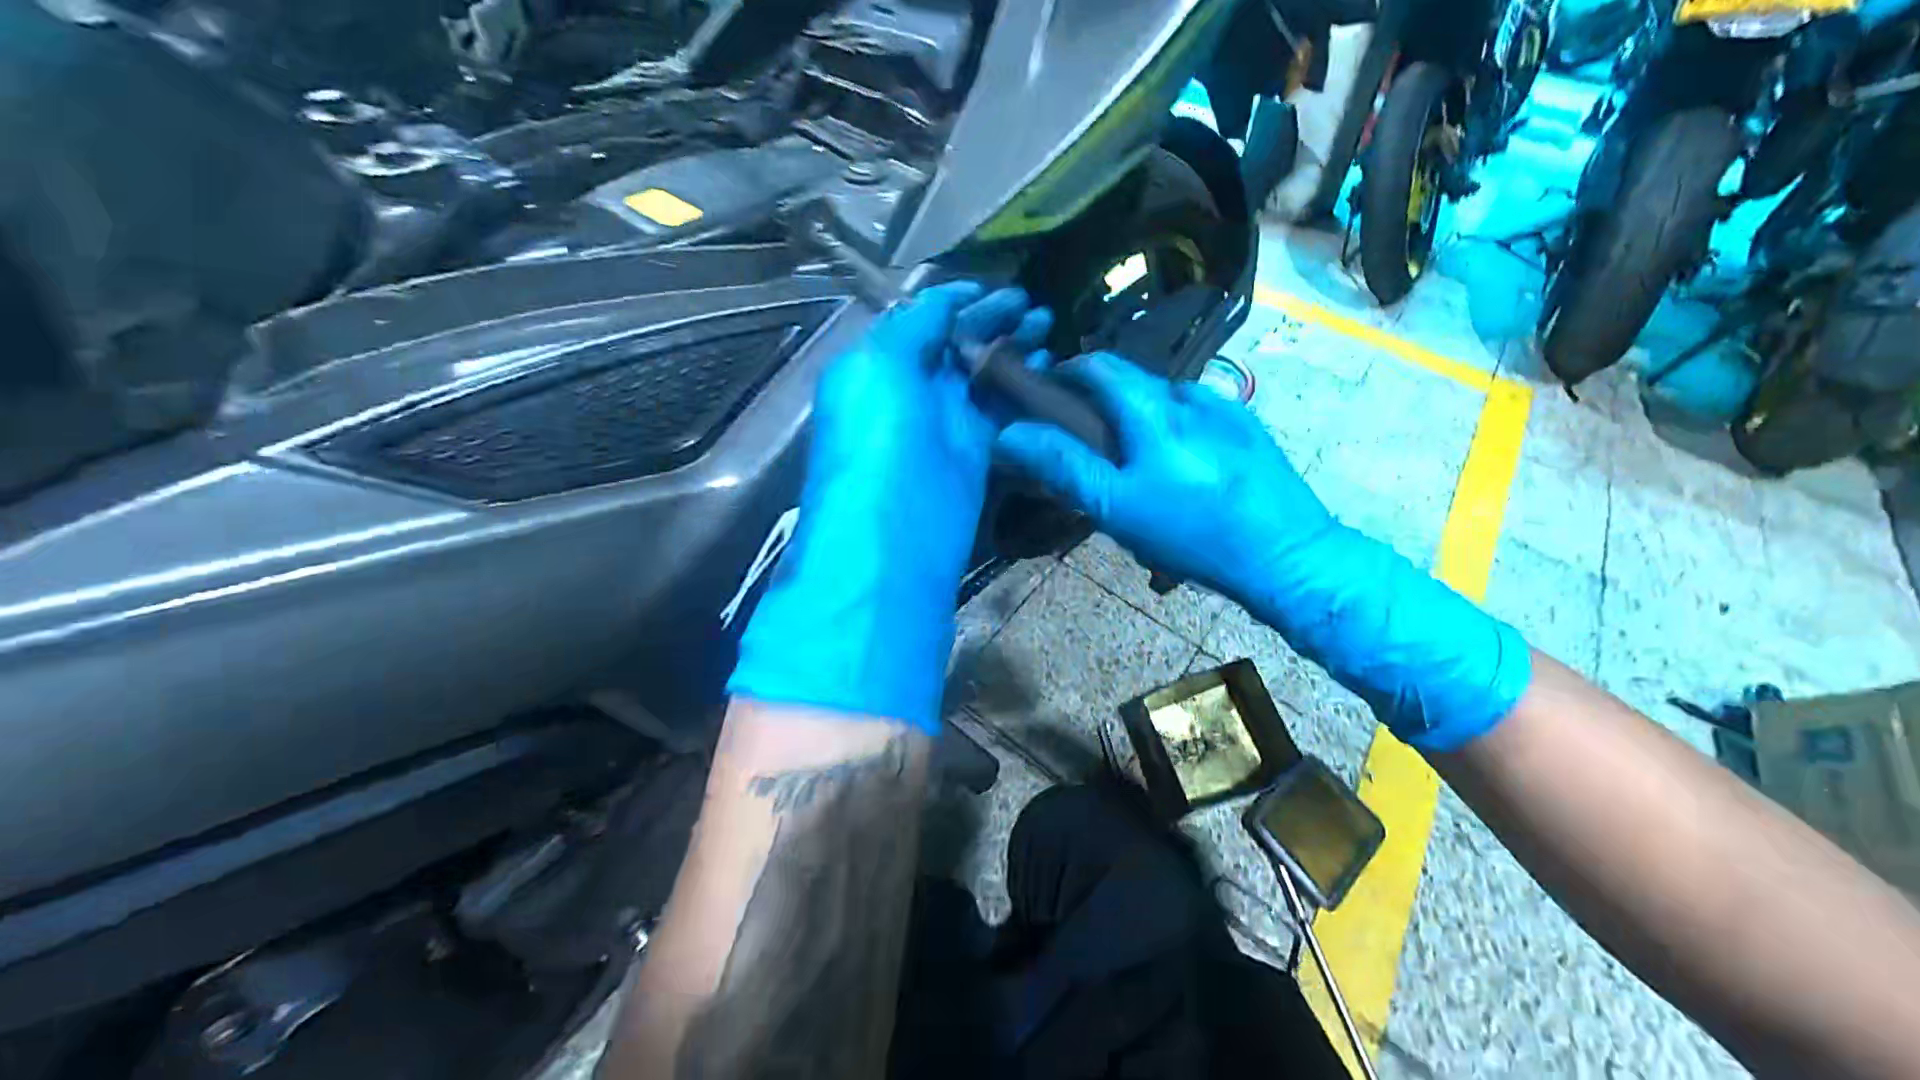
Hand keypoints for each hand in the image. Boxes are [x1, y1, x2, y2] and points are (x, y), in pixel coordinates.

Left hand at [729, 283, 1051, 733]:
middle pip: (958, 345)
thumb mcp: (881, 367)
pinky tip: (1047, 368)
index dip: (958, 300)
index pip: (922, 321)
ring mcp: (943, 424)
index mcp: (878, 366)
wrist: (891, 537)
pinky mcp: (973, 453)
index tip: (995, 288)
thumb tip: (945, 302)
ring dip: (1014, 349)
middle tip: (1036, 306)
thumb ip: (914, 328)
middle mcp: (910, 391)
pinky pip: (999, 410)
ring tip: (1049, 325)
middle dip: (994, 320)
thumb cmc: (876, 441)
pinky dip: (1021, 388)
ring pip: (983, 375)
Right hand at [996, 353, 1530, 751]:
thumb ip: (1063, 464)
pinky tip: (1177, 483)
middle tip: (1085, 451)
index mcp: (1154, 408)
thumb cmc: (1194, 533)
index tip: (1046, 399)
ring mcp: (1226, 412)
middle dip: (1100, 409)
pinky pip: (1195, 425)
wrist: (1291, 557)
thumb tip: (1011, 433)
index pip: (1098, 366)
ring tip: (1134, 476)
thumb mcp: (1116, 505)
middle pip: (1131, 385)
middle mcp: (1190, 396)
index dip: (1066, 375)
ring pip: (1163, 407)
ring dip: (1138, 428)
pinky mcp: (1248, 433)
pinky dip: (1172, 441)